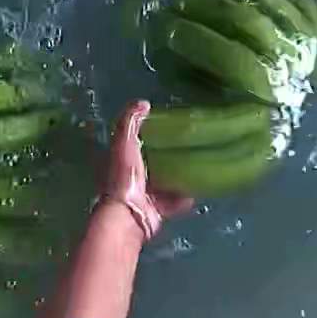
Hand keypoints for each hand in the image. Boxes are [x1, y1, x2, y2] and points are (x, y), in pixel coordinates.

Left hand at [102, 102, 193, 241]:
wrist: (129, 215)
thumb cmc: (125, 177)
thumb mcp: (124, 144)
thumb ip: (131, 123)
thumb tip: (143, 102)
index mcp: (119, 162)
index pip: (129, 145)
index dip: (141, 136)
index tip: (160, 127)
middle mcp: (130, 180)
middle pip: (148, 165)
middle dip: (163, 158)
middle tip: (185, 146)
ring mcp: (143, 197)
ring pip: (162, 184)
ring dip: (177, 178)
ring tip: (195, 166)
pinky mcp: (156, 211)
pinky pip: (174, 202)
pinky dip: (184, 197)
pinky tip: (196, 190)